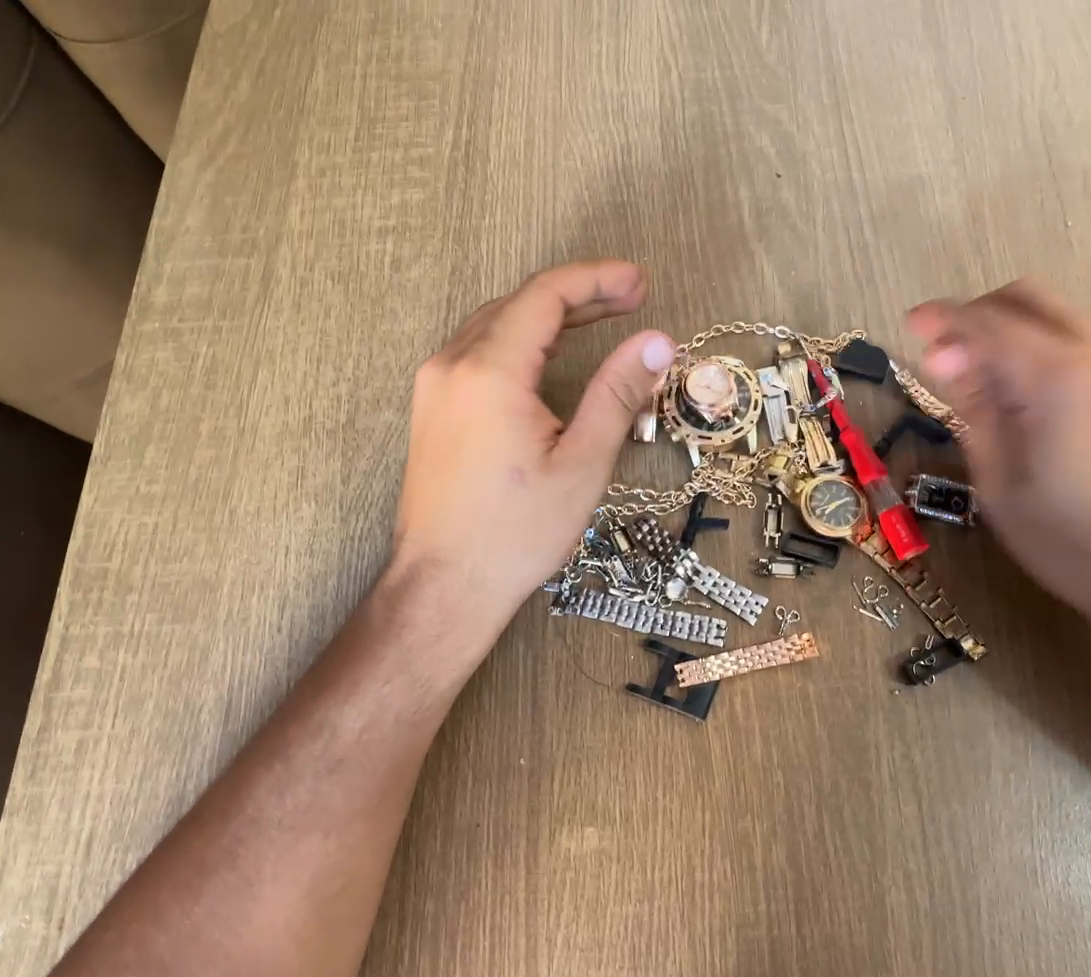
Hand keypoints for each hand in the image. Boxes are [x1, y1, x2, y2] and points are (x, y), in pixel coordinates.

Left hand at [389, 260, 674, 627]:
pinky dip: (520, 340)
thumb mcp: (581, 464)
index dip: (597, 280)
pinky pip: (477, 351)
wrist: (445, 583)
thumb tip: (658, 343)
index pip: (545, 295)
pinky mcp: (432, 408)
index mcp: (490, 372)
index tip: (640, 283)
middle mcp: (452, 365)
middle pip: (519, 303)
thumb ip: (618, 394)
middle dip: (579, 294)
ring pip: (495, 324)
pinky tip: (549, 356)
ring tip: (601, 319)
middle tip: (632, 298)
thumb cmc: (516, 533)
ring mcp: (435, 386)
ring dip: (548, 316)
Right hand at [906, 279, 1090, 644]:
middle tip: (943, 351)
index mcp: (1056, 375)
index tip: (910, 326)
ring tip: (983, 382)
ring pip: (1063, 318)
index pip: (985, 321)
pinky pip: (1089, 345)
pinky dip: (1048, 350)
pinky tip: (1033, 400)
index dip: (940, 318)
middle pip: (1029, 298)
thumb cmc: (1078, 546)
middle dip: (978, 312)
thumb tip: (946, 358)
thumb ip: (974, 412)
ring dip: (1015, 331)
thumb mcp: (1003, 487)